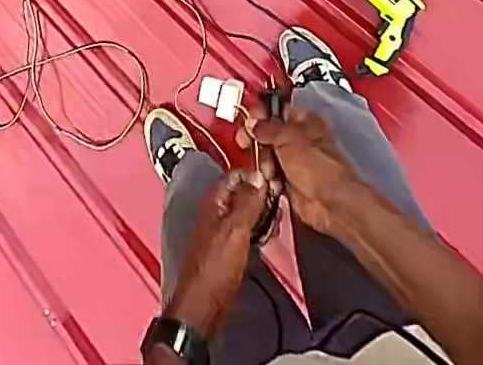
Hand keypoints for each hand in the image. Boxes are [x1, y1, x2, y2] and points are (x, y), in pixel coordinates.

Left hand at [166, 168, 272, 337]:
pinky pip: (248, 229)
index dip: (256, 174)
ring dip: (263, 214)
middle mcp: (218, 211)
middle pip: (244, 192)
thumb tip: (259, 176)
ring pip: (248, 211)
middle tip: (278, 204)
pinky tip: (269, 236)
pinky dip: (260, 230)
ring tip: (275, 222)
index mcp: (215, 201)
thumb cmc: (215, 268)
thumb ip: (248, 202)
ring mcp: (224, 230)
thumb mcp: (235, 230)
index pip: (237, 174)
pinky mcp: (230, 247)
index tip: (275, 179)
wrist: (204, 308)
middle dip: (263, 196)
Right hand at [240, 101, 361, 234]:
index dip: (261, 114)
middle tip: (246, 143)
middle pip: (269, 134)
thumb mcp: (287, 139)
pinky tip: (271, 181)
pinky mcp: (288, 180)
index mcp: (303, 121)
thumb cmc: (314, 164)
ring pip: (267, 155)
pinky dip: (268, 178)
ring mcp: (293, 160)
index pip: (277, 111)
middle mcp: (298, 139)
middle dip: (257, 141)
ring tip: (270, 171)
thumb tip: (251, 122)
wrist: (328, 202)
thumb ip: (266, 128)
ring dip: (264, 163)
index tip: (248, 120)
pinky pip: (269, 174)